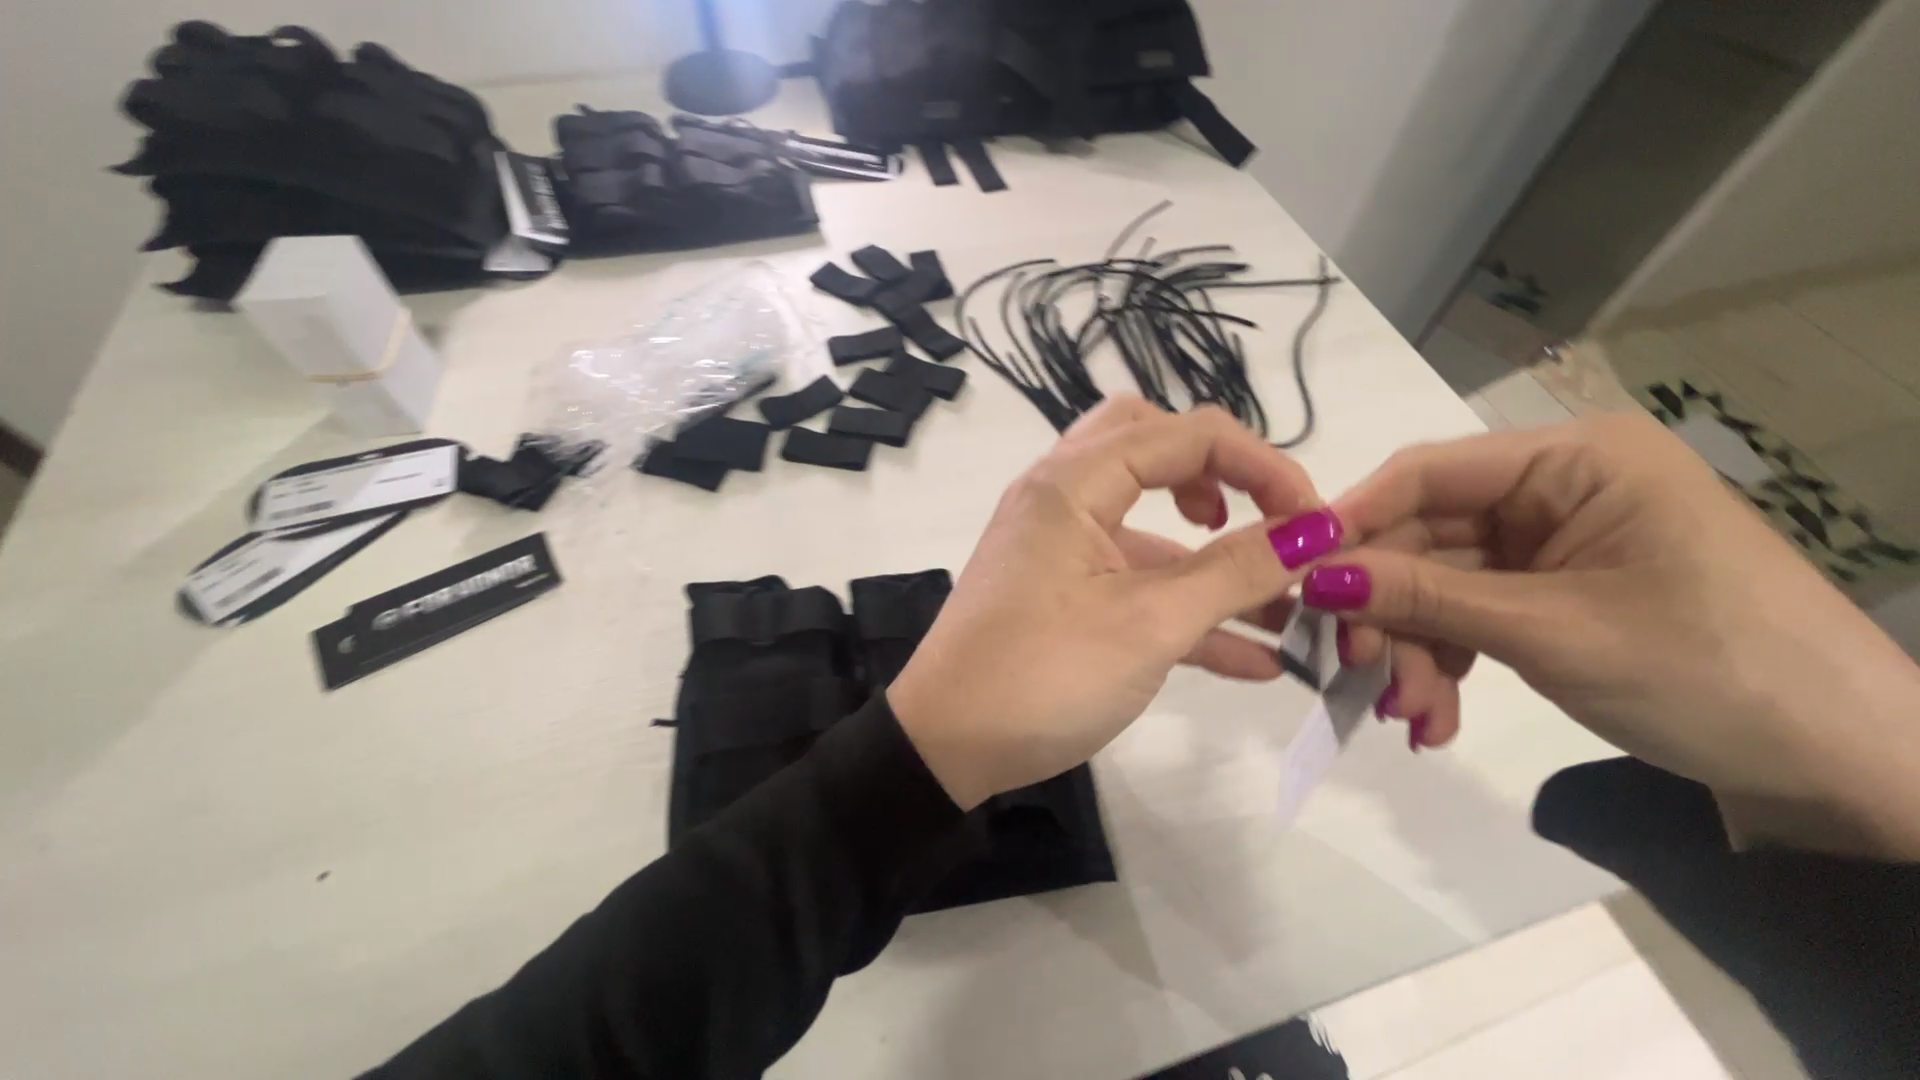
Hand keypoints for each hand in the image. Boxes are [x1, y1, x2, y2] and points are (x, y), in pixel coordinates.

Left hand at [888, 399, 1338, 809]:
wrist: (945, 749)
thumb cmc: (1042, 676)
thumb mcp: (1150, 624)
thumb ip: (1235, 571)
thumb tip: (1317, 530)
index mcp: (1072, 482)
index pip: (1185, 433)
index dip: (1264, 465)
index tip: (1317, 521)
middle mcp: (1062, 498)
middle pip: (1155, 451)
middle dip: (1224, 480)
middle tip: (1268, 525)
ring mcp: (1061, 550)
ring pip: (1150, 527)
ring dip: (1215, 560)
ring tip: (1286, 608)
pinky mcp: (1064, 597)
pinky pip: (1136, 584)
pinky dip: (1189, 609)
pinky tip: (1256, 659)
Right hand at [1310, 414, 1919, 855]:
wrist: (1845, 766)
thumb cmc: (1711, 672)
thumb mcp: (1550, 632)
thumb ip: (1423, 598)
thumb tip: (1311, 578)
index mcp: (1573, 460)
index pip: (1428, 471)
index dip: (1353, 520)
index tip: (1294, 576)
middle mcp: (1555, 488)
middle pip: (1425, 535)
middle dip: (1388, 609)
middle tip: (1357, 670)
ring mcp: (1552, 542)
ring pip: (1437, 582)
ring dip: (1414, 648)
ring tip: (1413, 716)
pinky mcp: (1552, 590)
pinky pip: (1468, 613)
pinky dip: (1446, 661)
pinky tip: (1436, 715)